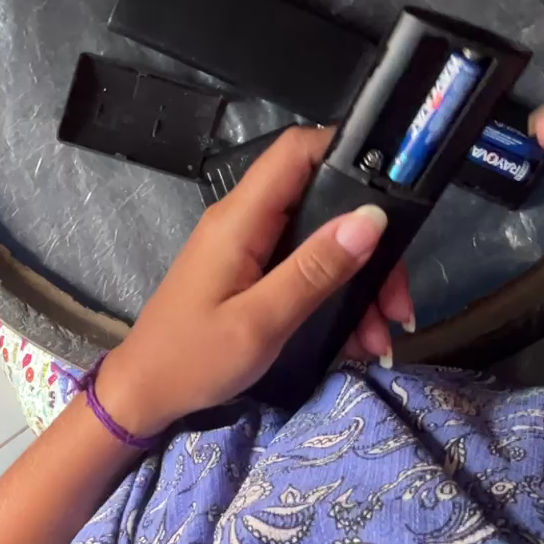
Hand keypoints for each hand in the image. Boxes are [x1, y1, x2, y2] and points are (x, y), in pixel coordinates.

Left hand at [97, 127, 416, 434]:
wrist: (145, 392)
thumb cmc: (193, 360)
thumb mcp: (260, 321)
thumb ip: (315, 269)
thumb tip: (371, 217)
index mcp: (239, 220)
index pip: (296, 151)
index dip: (347, 153)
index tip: (397, 190)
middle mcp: (243, 222)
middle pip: (322, 202)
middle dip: (370, 246)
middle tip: (397, 303)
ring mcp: (246, 248)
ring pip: (320, 242)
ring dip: (358, 284)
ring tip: (379, 336)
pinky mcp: (249, 273)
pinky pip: (303, 270)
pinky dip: (333, 298)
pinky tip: (354, 339)